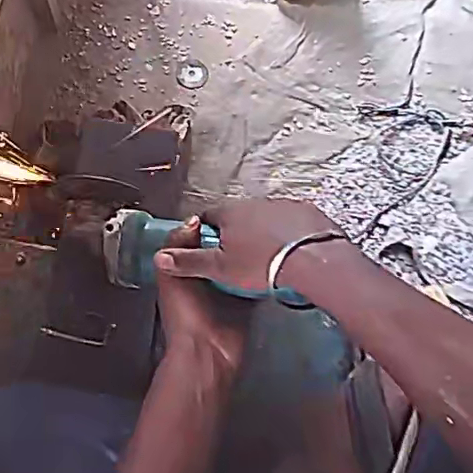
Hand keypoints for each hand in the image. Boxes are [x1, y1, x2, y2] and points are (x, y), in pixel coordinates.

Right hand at [154, 198, 342, 293]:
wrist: (312, 262)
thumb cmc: (262, 265)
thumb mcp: (219, 269)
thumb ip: (188, 262)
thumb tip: (160, 258)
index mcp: (230, 213)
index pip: (208, 217)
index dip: (206, 233)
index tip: (209, 249)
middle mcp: (255, 203)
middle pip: (238, 216)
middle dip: (236, 233)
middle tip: (239, 259)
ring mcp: (283, 205)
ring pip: (265, 217)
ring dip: (264, 232)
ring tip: (268, 258)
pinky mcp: (307, 212)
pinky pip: (292, 221)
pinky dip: (289, 233)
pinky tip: (292, 252)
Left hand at [155, 218, 250, 372]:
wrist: (208, 352)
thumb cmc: (184, 314)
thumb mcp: (170, 276)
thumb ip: (176, 246)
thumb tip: (193, 220)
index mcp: (184, 271)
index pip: (197, 242)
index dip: (208, 228)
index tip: (225, 213)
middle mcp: (207, 279)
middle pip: (221, 251)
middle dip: (231, 239)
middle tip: (249, 221)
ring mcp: (229, 290)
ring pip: (239, 263)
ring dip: (248, 253)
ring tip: (262, 232)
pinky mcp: (248, 299)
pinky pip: (256, 279)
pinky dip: (262, 269)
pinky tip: (271, 254)